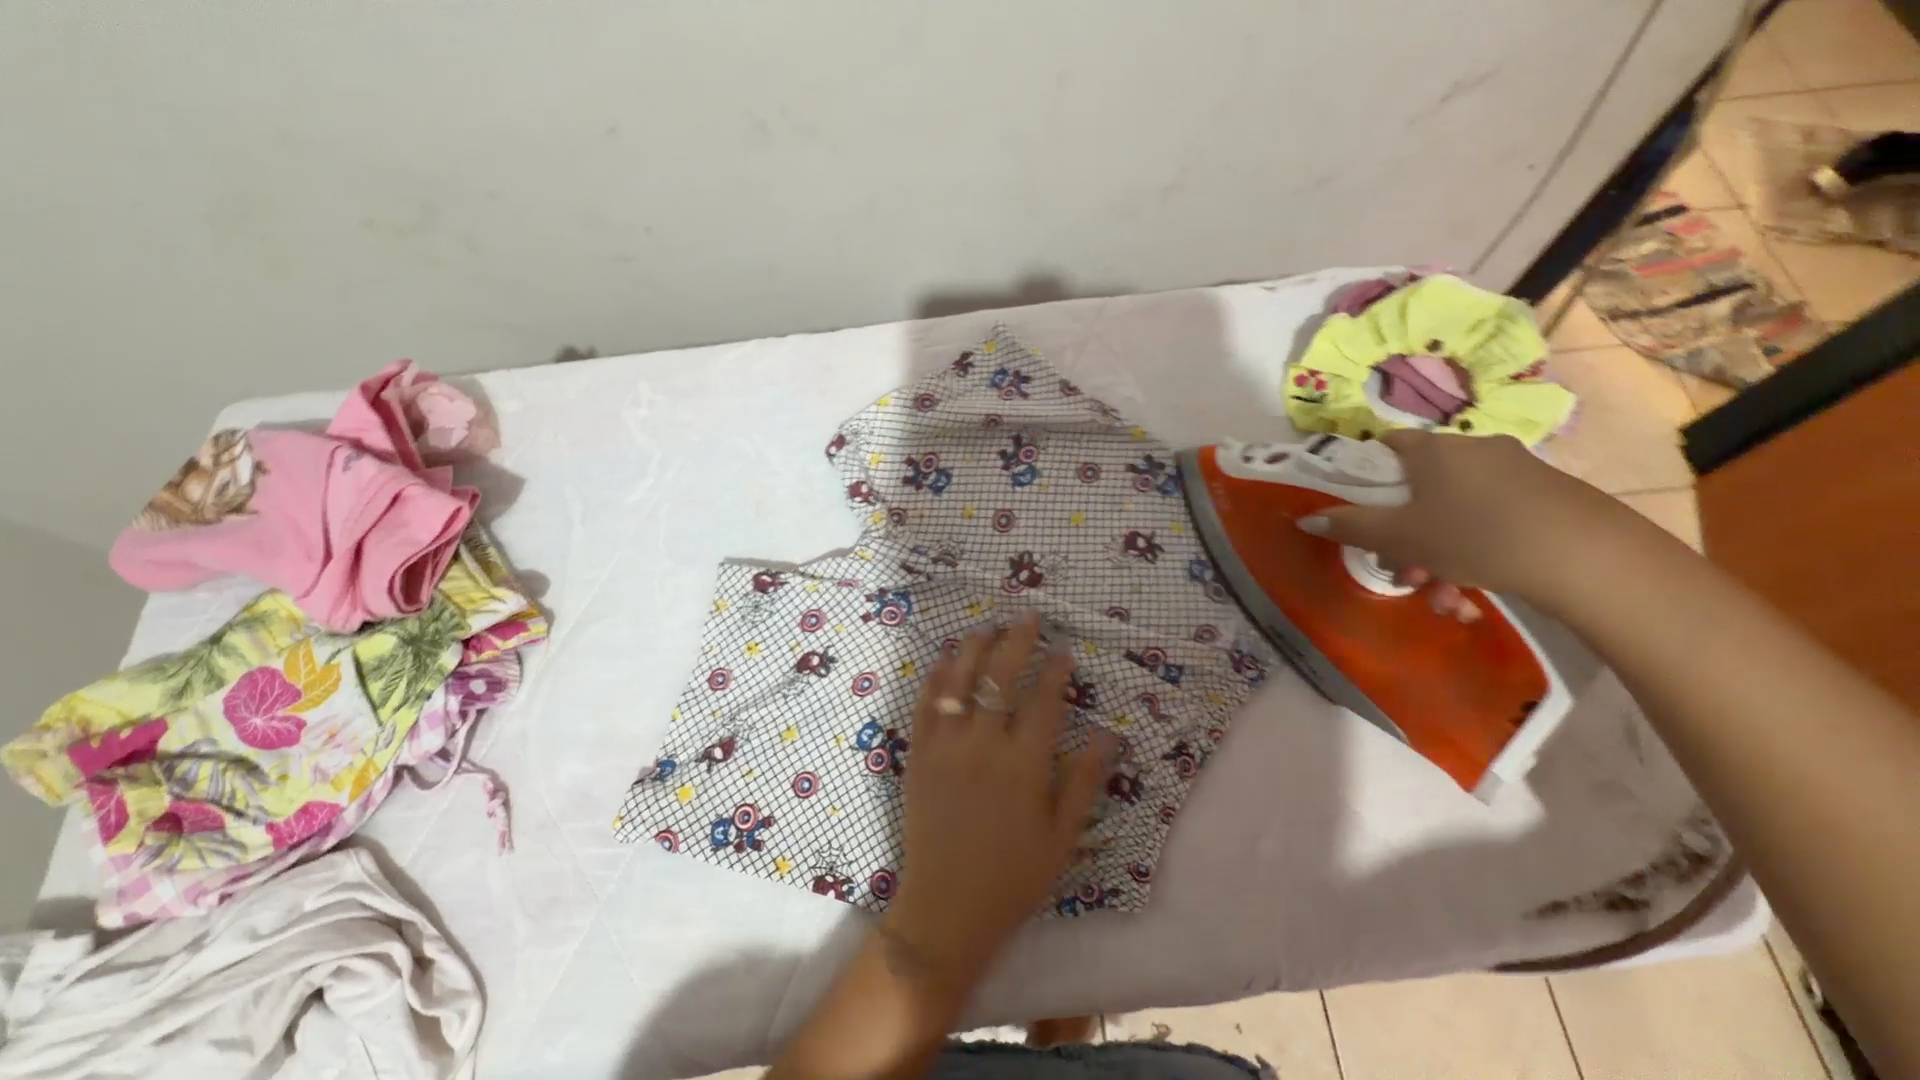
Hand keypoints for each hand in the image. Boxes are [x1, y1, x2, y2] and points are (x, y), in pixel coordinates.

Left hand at [882, 616, 1111, 985]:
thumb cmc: (1013, 878)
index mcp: (1024, 765)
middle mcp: (983, 746)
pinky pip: (924, 707)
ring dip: (975, 649)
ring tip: (987, 626)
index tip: (1065, 651)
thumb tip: (1110, 735)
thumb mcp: (1062, 837)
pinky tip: (944, 659)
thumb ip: (1083, 781)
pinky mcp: (917, 758)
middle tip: (1029, 617)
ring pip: (959, 683)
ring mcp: (945, 749)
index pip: (1044, 701)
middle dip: (1018, 642)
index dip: (1057, 671)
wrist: (946, 910)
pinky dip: (935, 678)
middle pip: (1001, 678)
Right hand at [1298, 429, 1644, 611]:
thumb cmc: (1473, 535)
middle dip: (1406, 538)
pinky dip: (1476, 555)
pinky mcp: (1545, 497)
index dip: (1368, 475)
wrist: (1581, 554)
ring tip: (1443, 601)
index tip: (1364, 511)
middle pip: (1420, 490)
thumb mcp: (1400, 537)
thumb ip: (1350, 526)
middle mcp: (1472, 450)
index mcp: (1433, 450)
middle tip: (1404, 575)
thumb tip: (1306, 517)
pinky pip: (1491, 522)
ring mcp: (1514, 471)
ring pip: (1455, 514)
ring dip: (1438, 558)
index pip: (1387, 445)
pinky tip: (1475, 595)